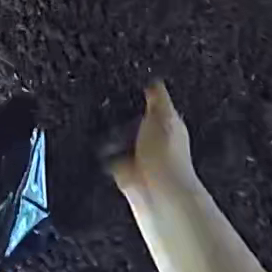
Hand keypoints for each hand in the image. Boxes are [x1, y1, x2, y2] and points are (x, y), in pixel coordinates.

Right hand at [108, 79, 198, 198]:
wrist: (158, 193)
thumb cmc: (167, 156)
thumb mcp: (162, 112)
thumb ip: (157, 95)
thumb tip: (154, 79)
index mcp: (170, 125)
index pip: (157, 107)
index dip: (145, 98)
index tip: (133, 88)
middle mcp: (158, 143)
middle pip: (139, 126)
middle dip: (127, 120)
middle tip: (113, 109)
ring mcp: (142, 160)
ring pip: (125, 143)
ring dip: (114, 138)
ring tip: (103, 128)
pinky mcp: (127, 175)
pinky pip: (112, 161)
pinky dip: (106, 156)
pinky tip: (101, 150)